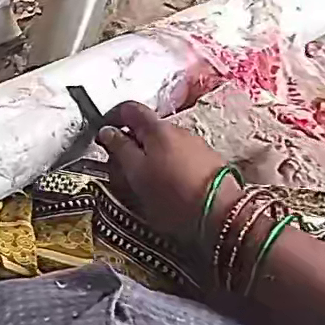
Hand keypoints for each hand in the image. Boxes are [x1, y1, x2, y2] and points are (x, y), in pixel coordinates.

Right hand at [98, 101, 229, 242]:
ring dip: (148, 155)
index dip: (111, 118)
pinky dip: (165, 164)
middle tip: (118, 164)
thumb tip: (107, 131)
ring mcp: (196, 145)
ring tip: (142, 179)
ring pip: (162, 143)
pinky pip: (178, 156)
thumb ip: (119, 148)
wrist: (223, 215)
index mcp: (157, 128)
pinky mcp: (208, 162)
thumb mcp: (135, 173)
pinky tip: (165, 185)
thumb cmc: (171, 193)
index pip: (129, 109)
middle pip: (146, 126)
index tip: (102, 136)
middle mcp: (178, 130)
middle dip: (129, 141)